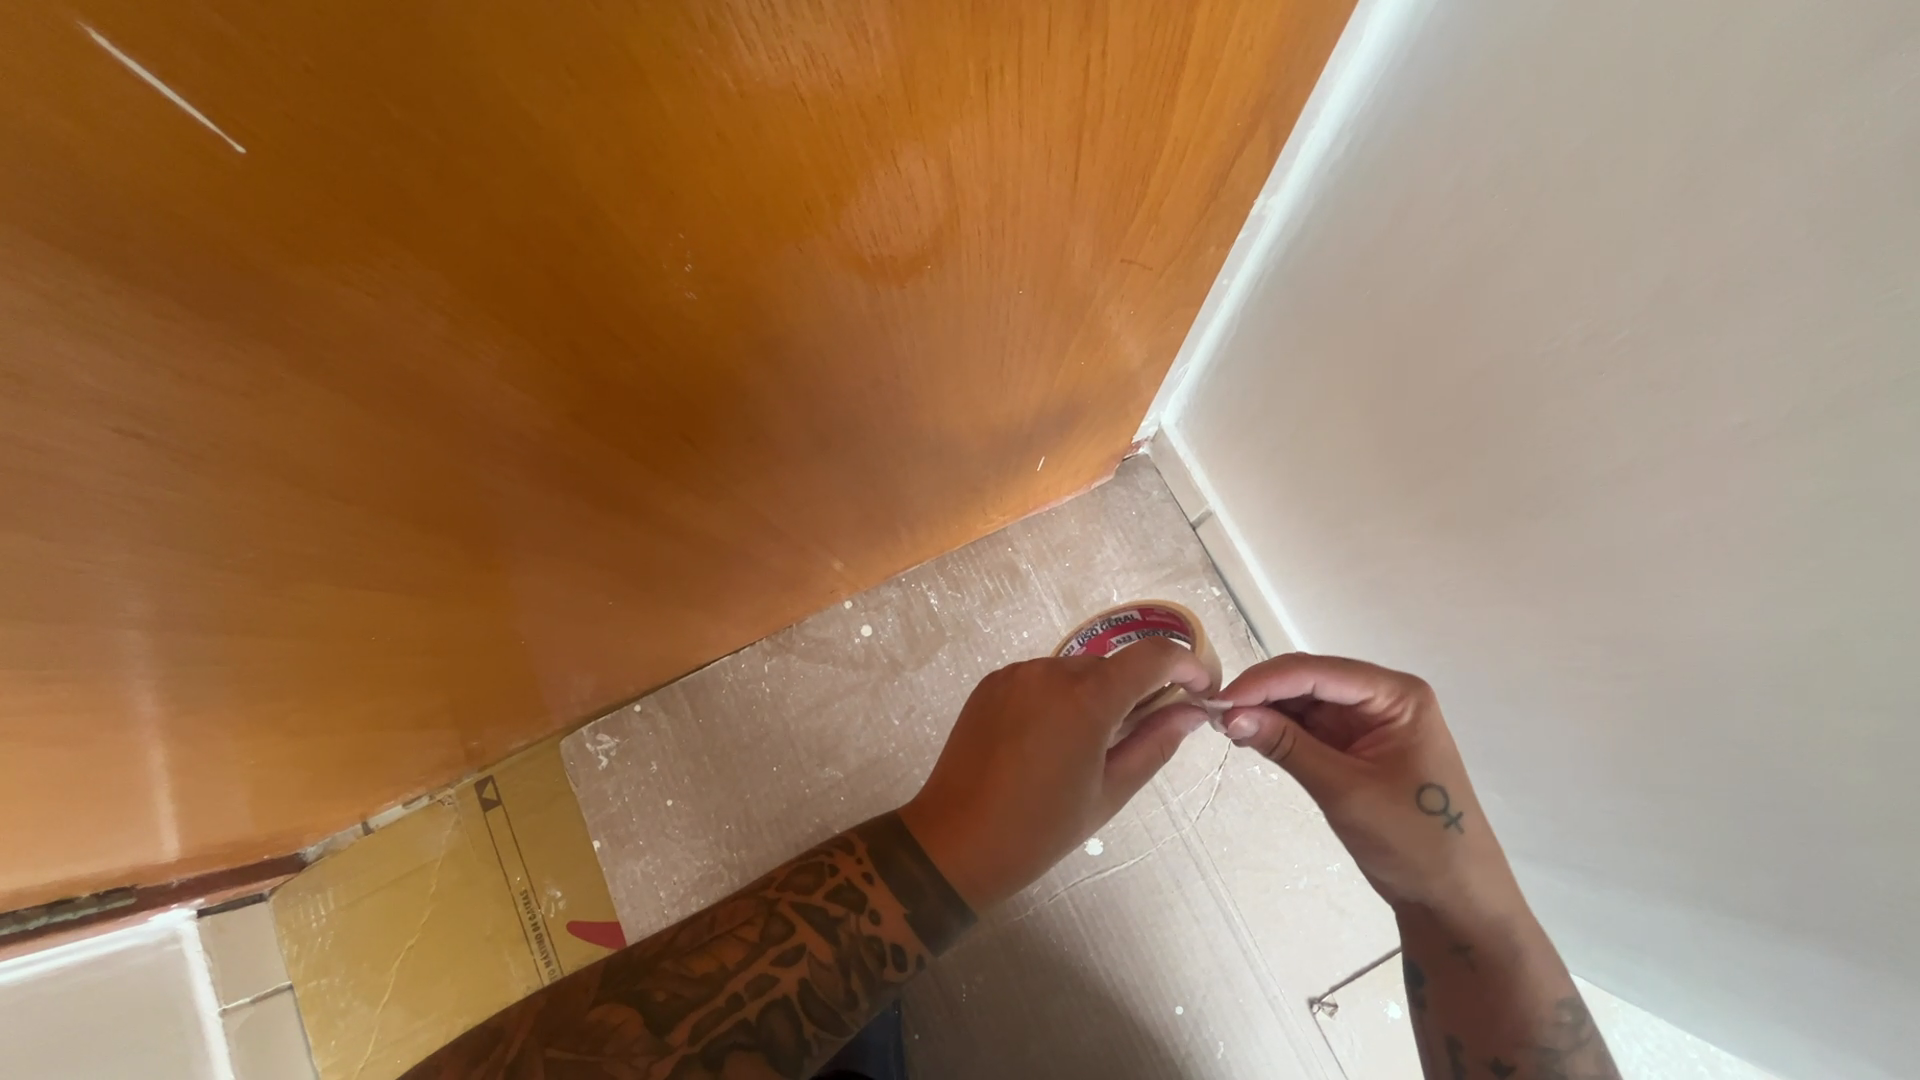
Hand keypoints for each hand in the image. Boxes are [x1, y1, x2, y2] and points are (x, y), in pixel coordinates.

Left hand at [899, 639, 1215, 909]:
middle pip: (1112, 665)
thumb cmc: (1040, 828)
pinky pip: (1040, 678)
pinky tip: (1049, 740)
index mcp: (1086, 699)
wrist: (956, 840)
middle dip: (1137, 689)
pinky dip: (1058, 697)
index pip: (1152, 655)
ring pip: (1075, 670)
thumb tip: (1190, 711)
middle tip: (1140, 733)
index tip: (1201, 688)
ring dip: (1094, 694)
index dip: (1186, 664)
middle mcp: (1050, 671)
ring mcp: (1016, 673)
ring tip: (1086, 746)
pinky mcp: (991, 682)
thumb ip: (1154, 743)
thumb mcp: (1109, 792)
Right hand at [1216, 653, 1521, 914]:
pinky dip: (1277, 729)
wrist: (1454, 901)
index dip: (1264, 682)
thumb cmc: (1414, 841)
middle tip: (1215, 716)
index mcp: (1396, 695)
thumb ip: (1286, 745)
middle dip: (1262, 693)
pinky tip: (1248, 737)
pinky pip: (1307, 725)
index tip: (1218, 701)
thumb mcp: (1345, 790)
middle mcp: (1382, 698)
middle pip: (1308, 679)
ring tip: (1225, 728)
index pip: (1318, 672)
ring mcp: (1368, 721)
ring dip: (1265, 710)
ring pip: (1302, 701)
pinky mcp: (1355, 745)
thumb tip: (1228, 715)